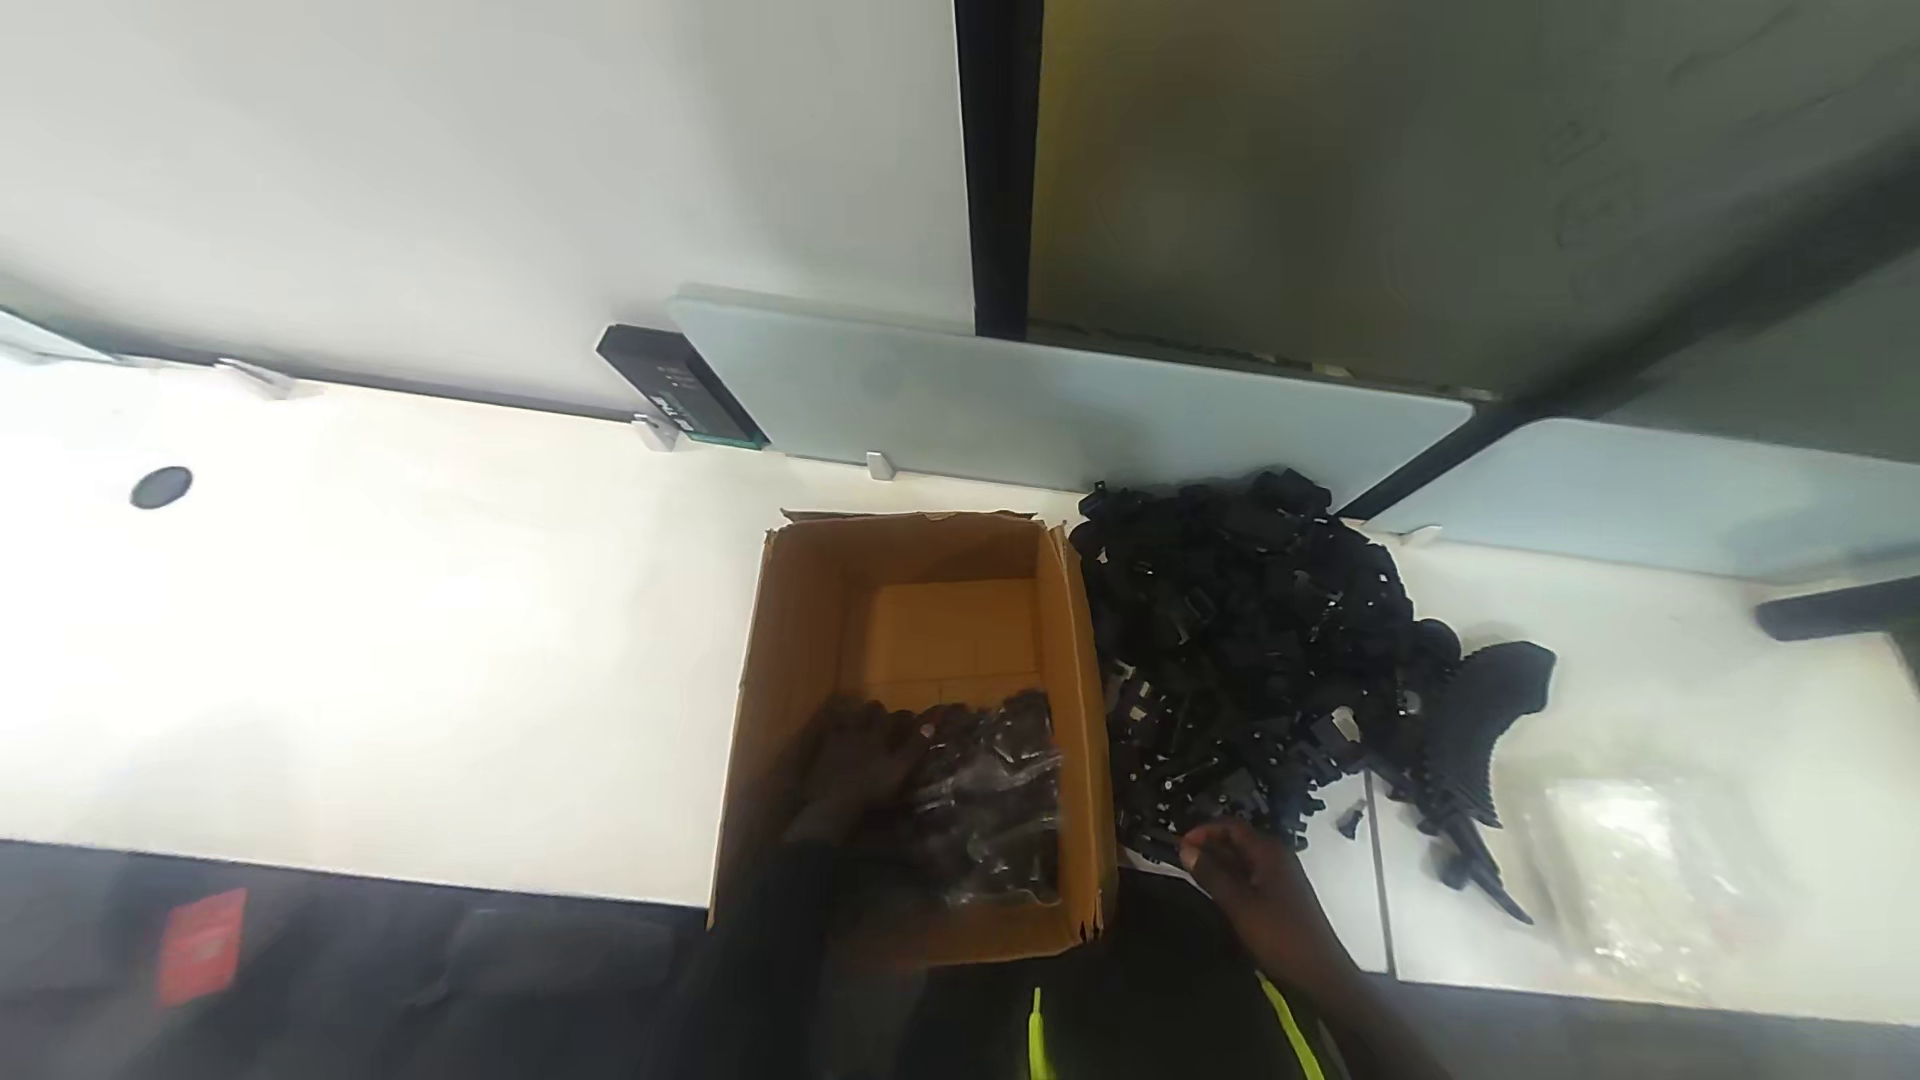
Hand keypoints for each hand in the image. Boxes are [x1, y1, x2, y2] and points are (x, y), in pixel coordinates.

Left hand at [786, 698, 927, 843]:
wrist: (833, 802)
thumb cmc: (871, 788)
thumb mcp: (899, 770)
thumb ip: (915, 747)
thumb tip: (931, 724)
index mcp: (878, 735)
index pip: (895, 717)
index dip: (904, 716)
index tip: (911, 718)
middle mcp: (859, 730)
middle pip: (870, 710)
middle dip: (878, 710)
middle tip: (882, 717)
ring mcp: (838, 738)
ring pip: (848, 716)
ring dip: (854, 715)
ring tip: (857, 721)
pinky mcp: (823, 749)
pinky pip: (827, 730)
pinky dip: (831, 726)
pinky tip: (832, 730)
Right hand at [1180, 817, 1355, 992]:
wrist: (1322, 978)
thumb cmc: (1280, 936)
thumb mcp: (1239, 905)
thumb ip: (1210, 874)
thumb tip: (1185, 849)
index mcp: (1268, 852)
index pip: (1230, 826)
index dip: (1203, 831)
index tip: (1181, 845)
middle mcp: (1276, 858)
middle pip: (1237, 840)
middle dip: (1209, 846)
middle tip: (1184, 859)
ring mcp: (1280, 877)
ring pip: (1242, 860)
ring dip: (1218, 864)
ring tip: (1195, 875)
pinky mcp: (1281, 896)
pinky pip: (1250, 876)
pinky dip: (1231, 878)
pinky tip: (1217, 892)